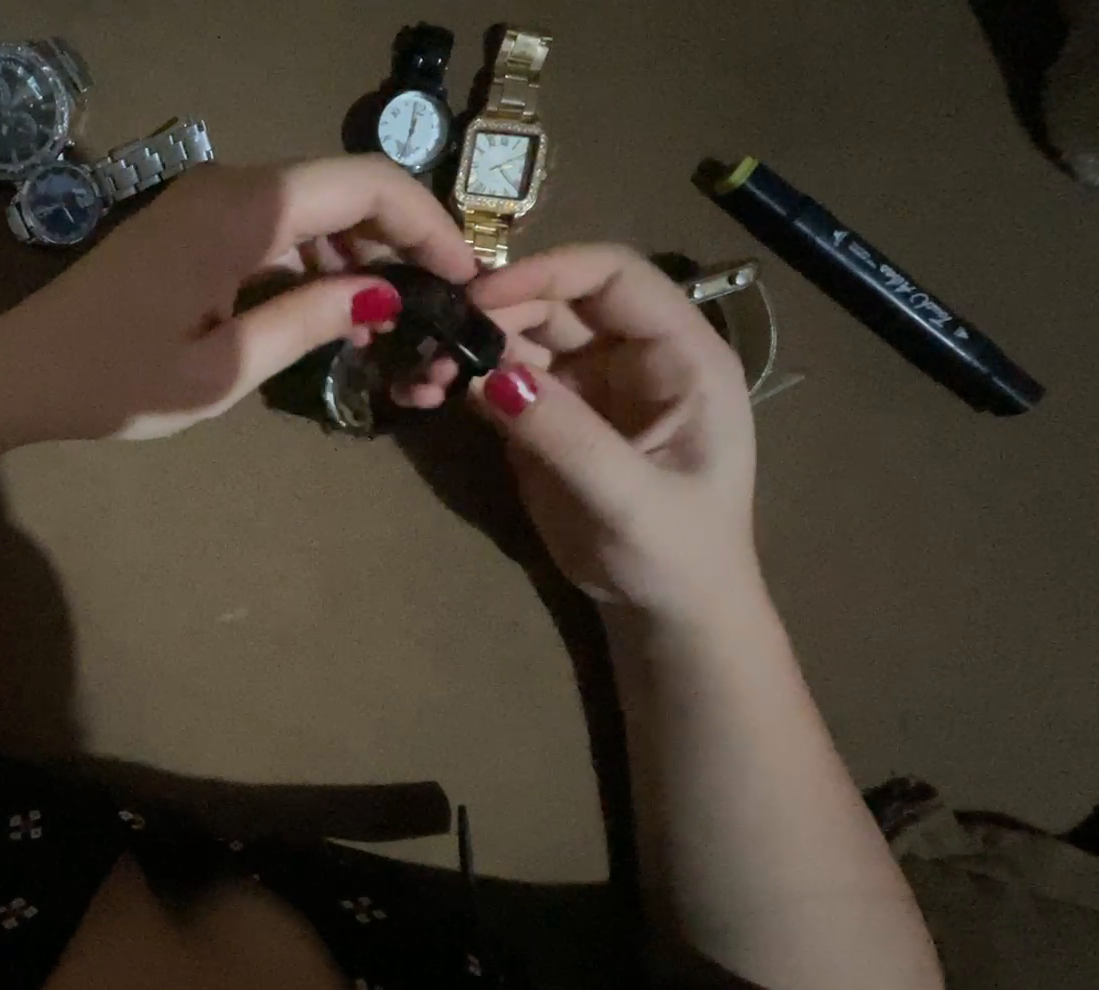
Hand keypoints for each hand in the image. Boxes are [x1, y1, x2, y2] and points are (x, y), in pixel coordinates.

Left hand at [0, 155, 477, 440]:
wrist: (21, 375)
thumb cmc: (118, 381)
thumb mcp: (224, 369)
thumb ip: (308, 323)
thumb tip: (383, 296)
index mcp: (244, 212)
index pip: (366, 185)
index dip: (427, 224)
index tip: (463, 277)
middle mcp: (228, 186)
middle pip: (340, 192)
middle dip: (394, 244)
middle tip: (426, 313)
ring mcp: (201, 204)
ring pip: (304, 213)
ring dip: (350, 260)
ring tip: (378, 327)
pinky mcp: (184, 229)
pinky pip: (267, 231)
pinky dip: (304, 266)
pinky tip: (319, 314)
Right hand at [395, 245, 759, 615]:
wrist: (657, 606)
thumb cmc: (673, 552)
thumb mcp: (628, 497)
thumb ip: (565, 434)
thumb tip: (487, 374)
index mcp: (677, 355)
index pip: (613, 278)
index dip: (547, 273)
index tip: (479, 298)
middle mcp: (625, 357)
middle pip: (552, 304)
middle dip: (492, 316)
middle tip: (434, 344)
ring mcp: (578, 386)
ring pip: (515, 341)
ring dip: (465, 349)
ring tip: (421, 377)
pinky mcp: (539, 418)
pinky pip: (492, 382)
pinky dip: (456, 382)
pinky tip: (422, 393)